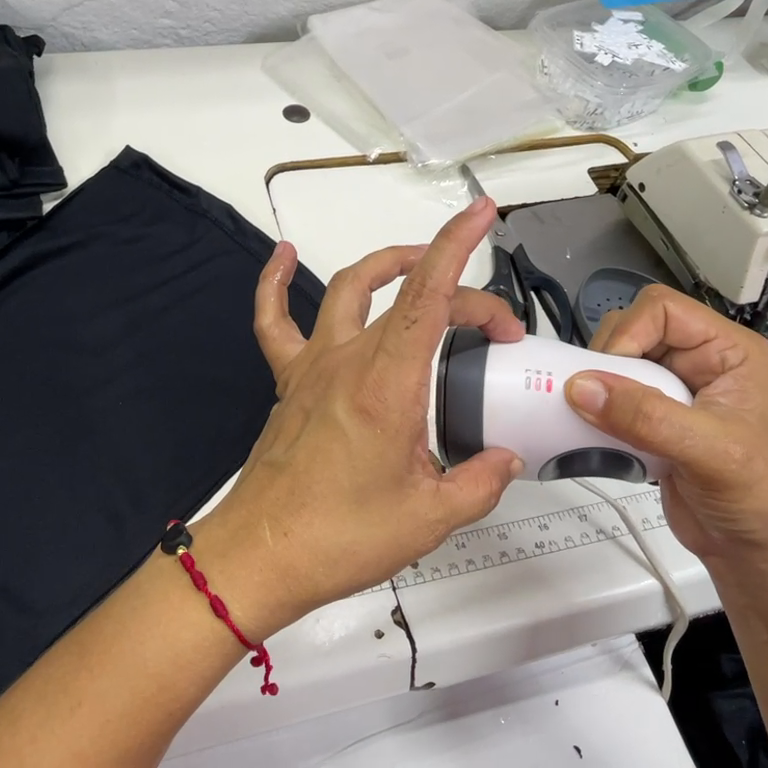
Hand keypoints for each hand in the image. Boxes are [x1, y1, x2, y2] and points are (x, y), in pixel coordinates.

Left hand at [194, 198, 526, 637]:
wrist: (262, 554)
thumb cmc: (337, 536)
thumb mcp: (430, 517)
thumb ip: (480, 482)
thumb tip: (505, 461)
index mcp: (388, 383)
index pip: (431, 294)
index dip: (459, 245)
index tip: (482, 213)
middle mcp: (348, 359)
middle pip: (408, 293)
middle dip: (458, 290)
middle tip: (492, 322)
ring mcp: (313, 365)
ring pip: (348, 288)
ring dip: (387, 265)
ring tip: (418, 261)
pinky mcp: (289, 381)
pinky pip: (273, 319)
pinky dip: (276, 282)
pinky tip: (283, 257)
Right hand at [563, 285, 767, 566]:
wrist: (757, 553)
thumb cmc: (756, 498)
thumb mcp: (708, 452)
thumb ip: (646, 416)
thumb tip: (578, 387)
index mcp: (729, 351)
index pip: (662, 309)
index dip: (628, 333)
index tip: (608, 376)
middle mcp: (701, 360)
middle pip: (633, 329)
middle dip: (609, 361)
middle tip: (597, 401)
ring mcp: (676, 388)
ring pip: (617, 361)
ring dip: (600, 387)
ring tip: (598, 419)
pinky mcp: (655, 415)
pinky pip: (612, 395)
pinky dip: (598, 410)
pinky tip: (600, 432)